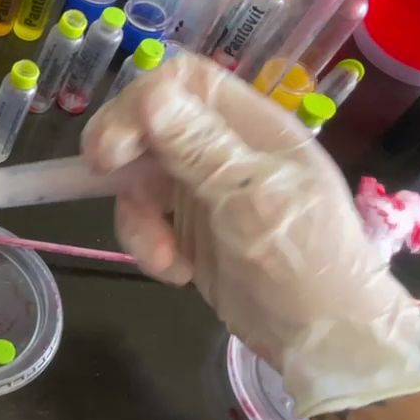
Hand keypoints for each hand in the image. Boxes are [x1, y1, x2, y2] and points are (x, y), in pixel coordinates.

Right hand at [82, 50, 419, 416]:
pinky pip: (143, 221)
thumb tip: (150, 94)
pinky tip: (174, 273)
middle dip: (121, 156)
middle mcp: (222, 151)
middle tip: (101, 180)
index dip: (137, 103)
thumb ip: (199, 147)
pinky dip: (147, 247)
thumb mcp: (250, 202)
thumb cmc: (302, 263)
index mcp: (251, 128)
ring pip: (137, 180)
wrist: (318, 337)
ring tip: (162, 259)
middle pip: (147, 126)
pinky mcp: (186, 230)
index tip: (109, 150)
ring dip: (136, 220)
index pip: (183, 82)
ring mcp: (202, 191)